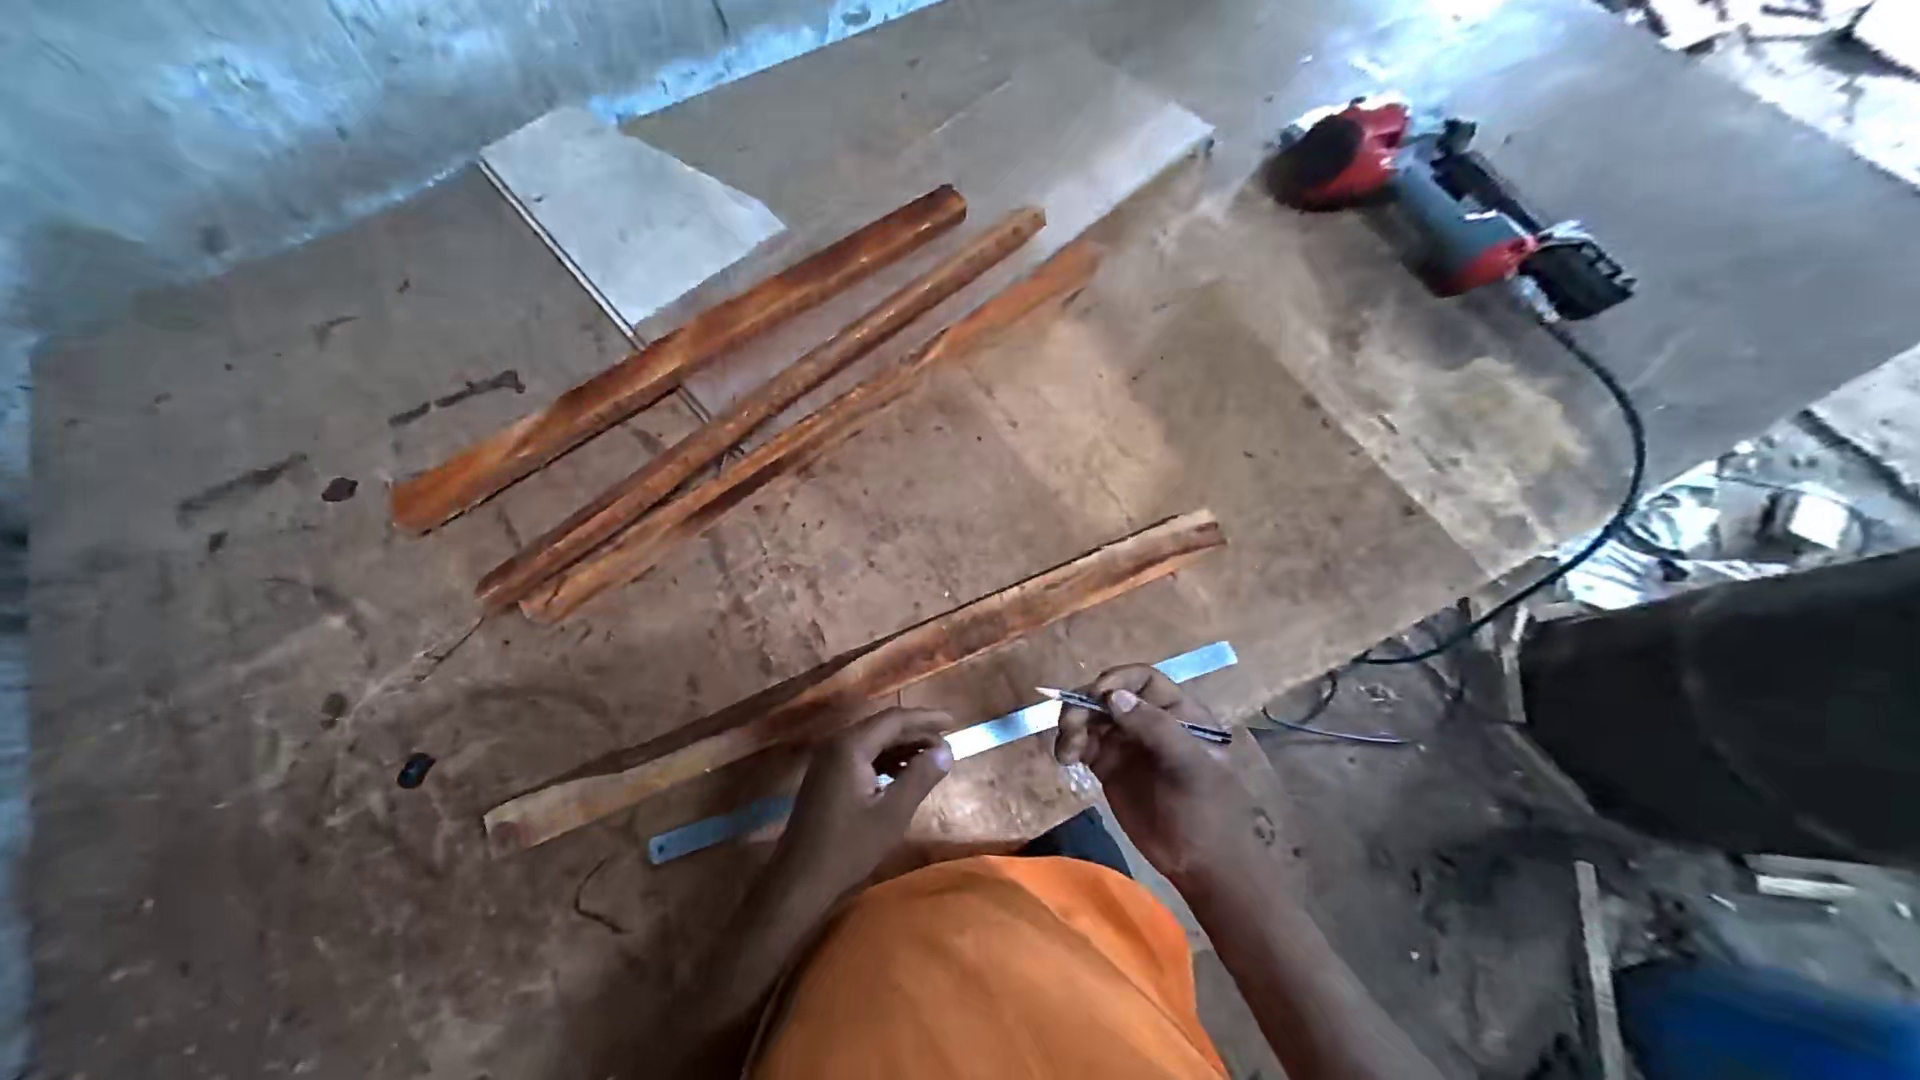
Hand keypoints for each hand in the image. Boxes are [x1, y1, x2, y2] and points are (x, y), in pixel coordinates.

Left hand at [774, 707, 953, 898]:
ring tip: (931, 758)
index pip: (894, 719)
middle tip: (947, 743)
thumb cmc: (848, 847)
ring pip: (873, 741)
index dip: (926, 718)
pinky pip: (862, 755)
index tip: (953, 721)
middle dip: (916, 732)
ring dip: (902, 746)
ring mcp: (828, 760)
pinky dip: (886, 759)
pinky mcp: (826, 776)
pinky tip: (903, 773)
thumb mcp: (892, 813)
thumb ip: (920, 777)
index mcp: (851, 747)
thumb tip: (946, 750)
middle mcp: (837, 744)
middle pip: (883, 727)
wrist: (799, 880)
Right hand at [1054, 665, 1260, 883]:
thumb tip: (1113, 697)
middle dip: (1085, 703)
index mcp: (1177, 712)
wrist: (1202, 864)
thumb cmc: (1208, 810)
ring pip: (1090, 717)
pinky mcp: (1108, 766)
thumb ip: (1154, 727)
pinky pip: (1082, 743)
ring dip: (1072, 723)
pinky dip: (1068, 744)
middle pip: (1108, 695)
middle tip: (1070, 725)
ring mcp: (1127, 744)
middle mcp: (1148, 721)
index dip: (1117, 679)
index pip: (1143, 679)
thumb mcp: (1189, 765)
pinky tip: (1065, 758)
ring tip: (1066, 750)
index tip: (1097, 695)